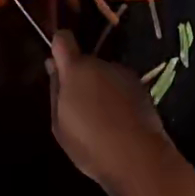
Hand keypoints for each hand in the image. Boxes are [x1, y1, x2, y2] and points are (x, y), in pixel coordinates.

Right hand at [46, 30, 168, 189]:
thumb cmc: (89, 142)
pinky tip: (118, 122)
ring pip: (104, 75)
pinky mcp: (141, 86)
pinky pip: (120, 86)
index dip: (58, 47)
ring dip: (100, 88)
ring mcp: (124, 73)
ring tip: (101, 120)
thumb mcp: (59, 123)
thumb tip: (53, 65)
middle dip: (81, 79)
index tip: (57, 64)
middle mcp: (102, 64)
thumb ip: (56, 89)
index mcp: (77, 69)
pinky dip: (117, 97)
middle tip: (79, 109)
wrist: (137, 154)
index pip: (63, 40)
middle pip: (86, 63)